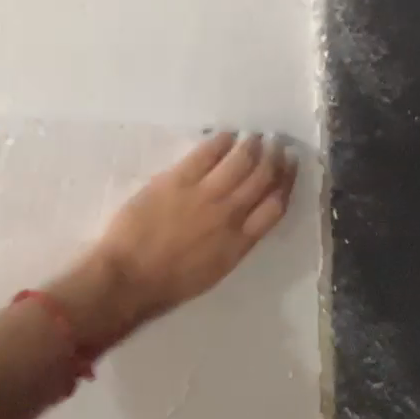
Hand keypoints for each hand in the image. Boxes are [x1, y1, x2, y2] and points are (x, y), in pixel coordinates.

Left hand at [50, 132, 296, 343]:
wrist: (128, 278)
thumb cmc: (168, 283)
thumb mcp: (214, 270)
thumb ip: (233, 242)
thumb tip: (243, 218)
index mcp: (239, 244)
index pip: (275, 207)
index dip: (287, 182)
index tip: (291, 166)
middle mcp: (229, 216)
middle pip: (262, 179)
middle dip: (274, 158)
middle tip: (278, 144)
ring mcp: (205, 195)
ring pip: (240, 161)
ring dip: (252, 146)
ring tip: (256, 137)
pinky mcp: (179, 179)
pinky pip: (207, 153)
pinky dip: (221, 141)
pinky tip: (225, 135)